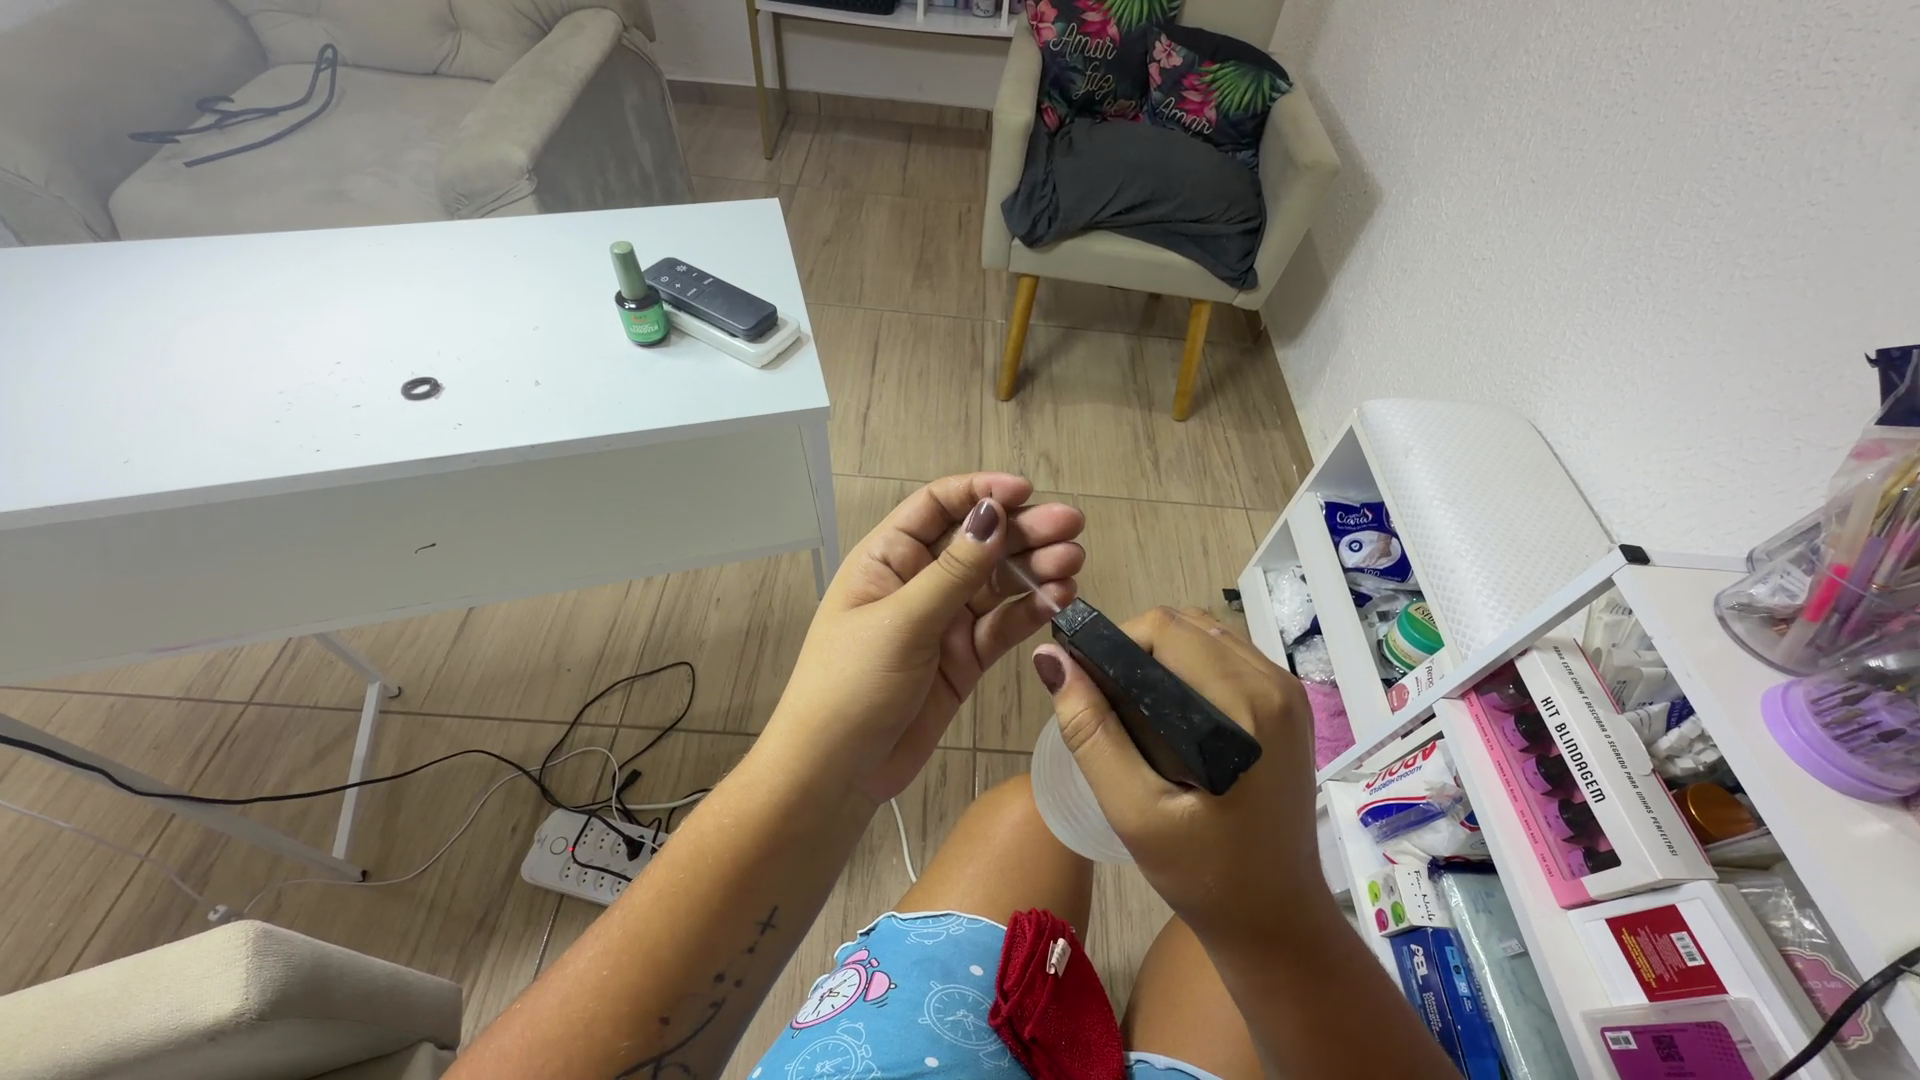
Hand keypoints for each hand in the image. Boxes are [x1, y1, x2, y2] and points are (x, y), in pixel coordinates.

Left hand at [765, 473, 1084, 803]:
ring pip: (998, 583)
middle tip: (1072, 525)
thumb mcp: (901, 621)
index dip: (981, 492)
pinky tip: (1060, 599)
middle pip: (978, 542)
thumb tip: (993, 512)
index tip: (1026, 491)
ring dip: (1035, 569)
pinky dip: (1031, 611)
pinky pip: (1003, 625)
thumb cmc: (851, 684)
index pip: (938, 507)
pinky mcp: (965, 658)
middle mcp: (919, 582)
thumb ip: (953, 570)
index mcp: (888, 558)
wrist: (838, 770)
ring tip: (1073, 562)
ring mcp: (944, 621)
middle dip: (1023, 531)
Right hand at [1031, 607, 1325, 939]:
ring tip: (1134, 710)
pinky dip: (1189, 668)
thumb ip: (1091, 731)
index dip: (1114, 645)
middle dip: (1135, 650)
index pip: (1164, 628)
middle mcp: (1275, 683)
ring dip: (1162, 656)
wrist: (1275, 919)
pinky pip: (1227, 658)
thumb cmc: (1203, 873)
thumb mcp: (1133, 810)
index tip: (1090, 687)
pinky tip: (1169, 715)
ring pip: (1207, 634)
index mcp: (1247, 703)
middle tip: (1108, 705)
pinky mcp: (1289, 707)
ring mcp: (1288, 693)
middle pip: (1186, 624)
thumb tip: (1050, 657)